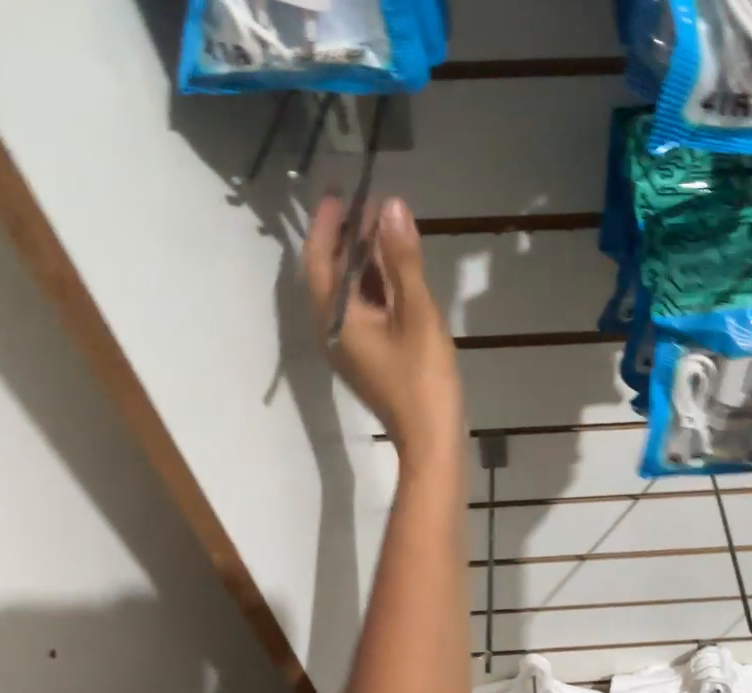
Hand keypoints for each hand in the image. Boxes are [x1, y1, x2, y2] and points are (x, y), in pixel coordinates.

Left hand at [306, 196, 463, 461]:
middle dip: (349, 239)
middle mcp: (333, 329)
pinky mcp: (367, 357)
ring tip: (386, 230)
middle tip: (370, 205)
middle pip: (333, 274)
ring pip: (349, 293)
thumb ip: (403, 261)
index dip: (328, 223)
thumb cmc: (424, 379)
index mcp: (337, 317)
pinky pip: (362, 311)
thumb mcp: (418, 314)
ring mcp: (350, 346)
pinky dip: (374, 286)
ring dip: (364, 261)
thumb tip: (392, 207)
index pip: (322, 259)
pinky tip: (396, 274)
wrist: (430, 440)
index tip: (339, 192)